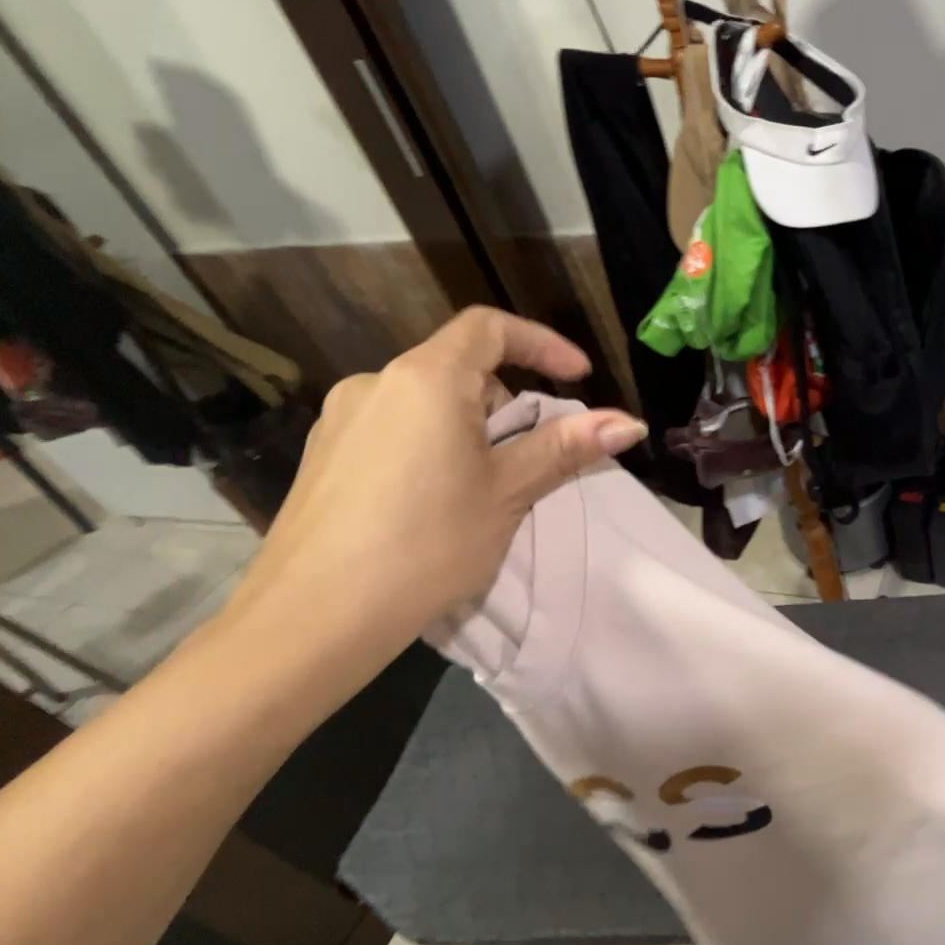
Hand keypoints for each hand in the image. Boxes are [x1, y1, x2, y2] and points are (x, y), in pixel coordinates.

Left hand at [229, 308, 645, 662]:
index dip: (542, 343)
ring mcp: (341, 420)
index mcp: (425, 379)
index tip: (579, 377)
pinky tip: (435, 505)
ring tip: (487, 490)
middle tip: (533, 457)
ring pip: (426, 404)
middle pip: (459, 368)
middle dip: (508, 401)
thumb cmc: (427, 544)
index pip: (489, 328)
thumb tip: (630, 423)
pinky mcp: (323, 456)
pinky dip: (432, 447)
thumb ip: (566, 448)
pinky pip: (395, 431)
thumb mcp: (508, 493)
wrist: (313, 617)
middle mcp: (376, 383)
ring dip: (470, 428)